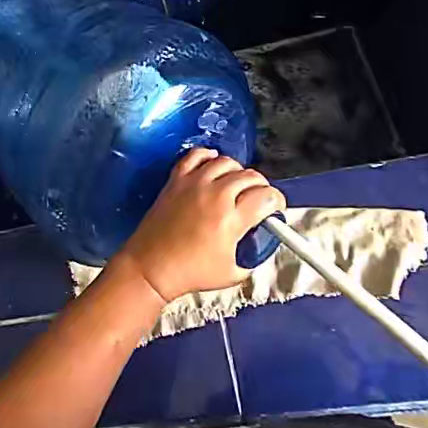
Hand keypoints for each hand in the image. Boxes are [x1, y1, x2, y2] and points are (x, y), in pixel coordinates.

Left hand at [108, 148, 284, 303]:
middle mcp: (215, 195)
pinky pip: (197, 155)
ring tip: (237, 184)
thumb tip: (259, 242)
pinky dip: (208, 156)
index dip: (277, 202)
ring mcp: (194, 184)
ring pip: (227, 162)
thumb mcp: (233, 272)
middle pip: (251, 176)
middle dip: (261, 187)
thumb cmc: (188, 272)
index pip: (267, 196)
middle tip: (258, 198)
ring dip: (237, 171)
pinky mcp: (177, 180)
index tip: (275, 207)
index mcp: (232, 219)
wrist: (151, 266)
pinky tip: (213, 165)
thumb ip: (252, 255)